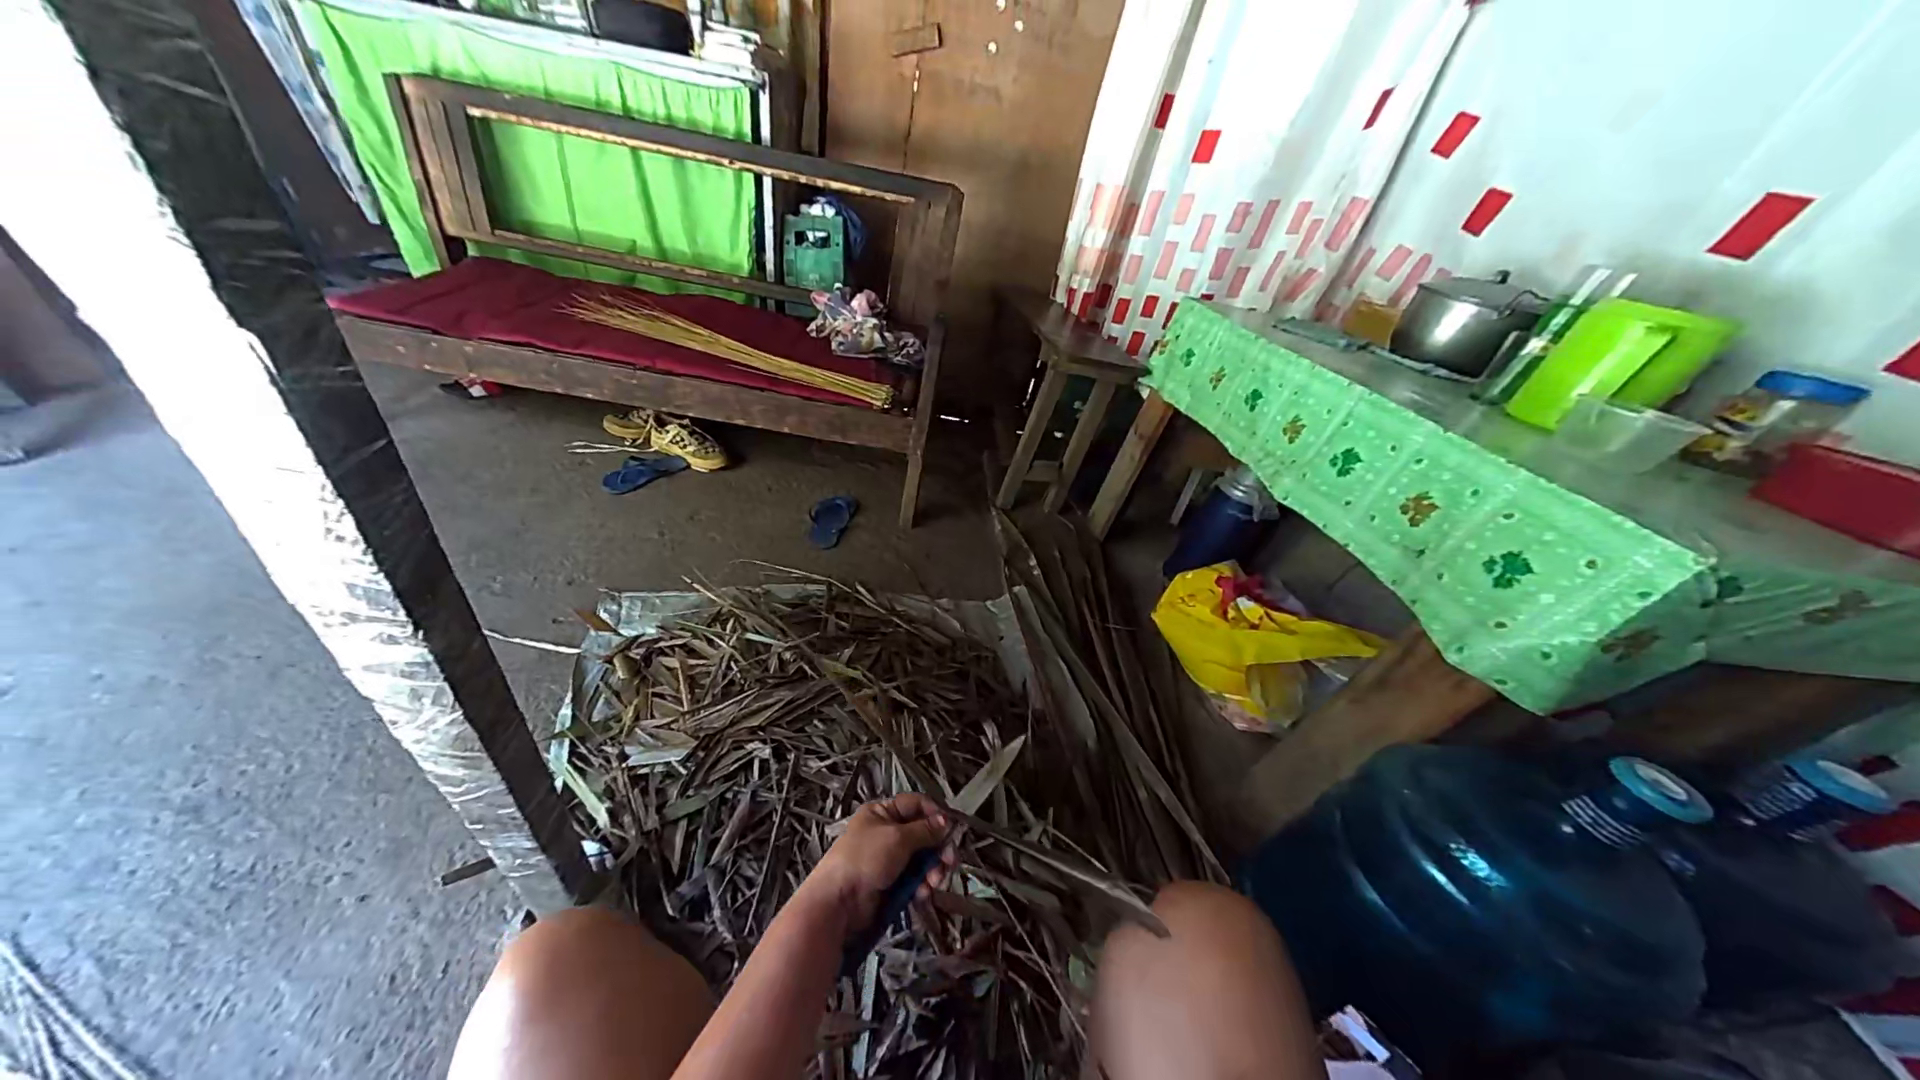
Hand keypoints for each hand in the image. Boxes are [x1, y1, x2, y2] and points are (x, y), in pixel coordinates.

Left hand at [800, 793, 956, 937]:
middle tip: (948, 862)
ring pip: (922, 859)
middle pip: (923, 834)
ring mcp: (889, 859)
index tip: (951, 829)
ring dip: (932, 870)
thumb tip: (946, 822)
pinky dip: (922, 885)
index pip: (916, 805)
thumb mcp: (897, 838)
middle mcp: (886, 832)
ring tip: (933, 882)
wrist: (838, 903)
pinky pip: (915, 879)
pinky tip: (923, 894)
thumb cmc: (865, 859)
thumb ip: (925, 830)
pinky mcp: (891, 883)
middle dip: (938, 848)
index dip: (935, 815)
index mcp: (882, 812)